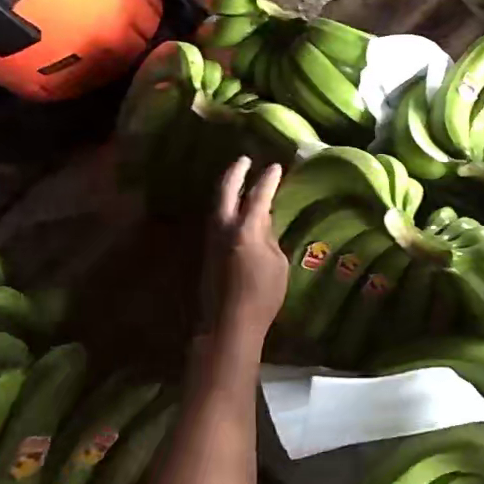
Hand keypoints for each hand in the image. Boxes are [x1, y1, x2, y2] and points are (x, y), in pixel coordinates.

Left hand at [200, 157, 284, 341]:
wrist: (228, 323)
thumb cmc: (262, 295)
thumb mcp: (277, 263)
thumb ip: (269, 238)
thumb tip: (263, 223)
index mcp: (246, 229)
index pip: (258, 196)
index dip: (269, 180)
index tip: (276, 166)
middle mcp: (224, 228)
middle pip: (226, 191)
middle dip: (236, 173)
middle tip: (245, 159)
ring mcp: (211, 239)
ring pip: (217, 204)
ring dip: (227, 188)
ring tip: (238, 178)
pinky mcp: (207, 251)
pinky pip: (216, 218)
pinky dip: (225, 206)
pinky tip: (233, 208)